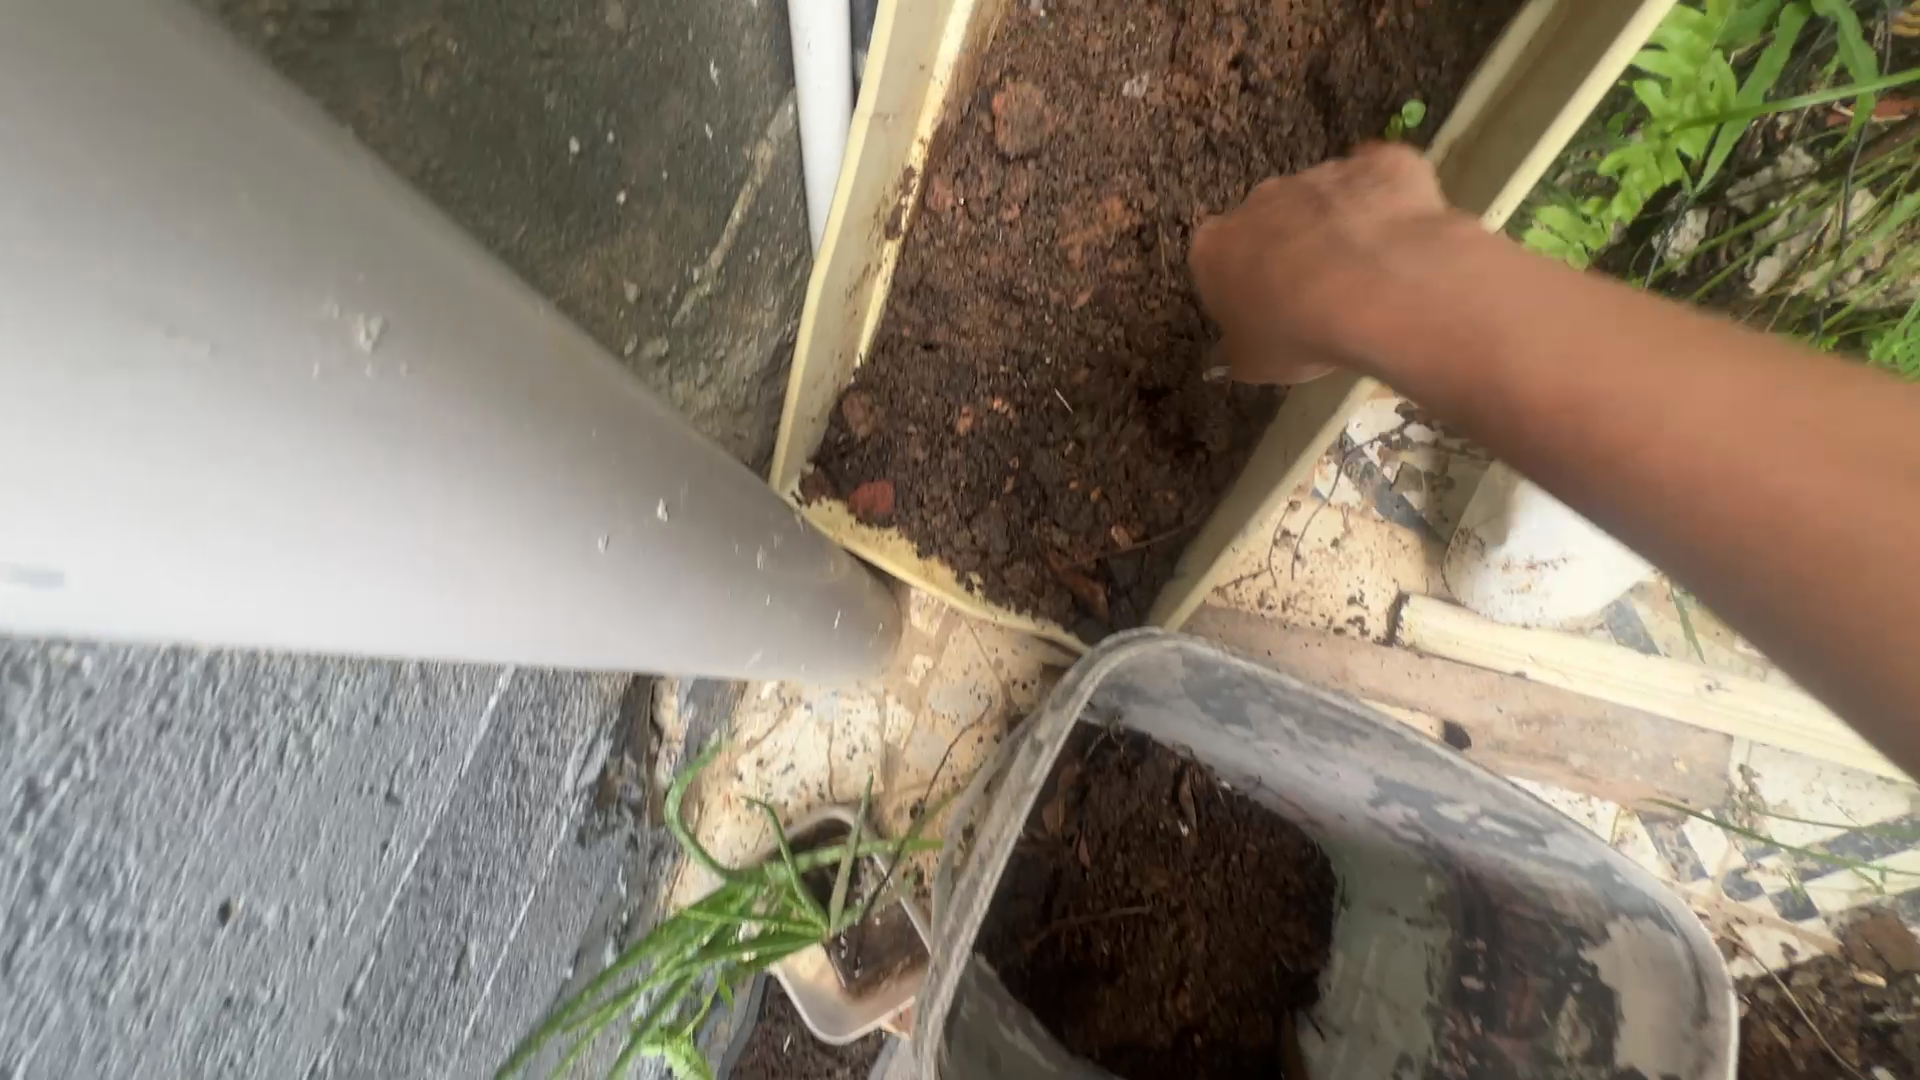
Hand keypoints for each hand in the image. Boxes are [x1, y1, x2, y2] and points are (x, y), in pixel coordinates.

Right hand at [1189, 143, 1460, 383]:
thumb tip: (1221, 359)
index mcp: (1214, 249)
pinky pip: (1377, 179)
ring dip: (1333, 226)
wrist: (1378, 289)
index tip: (1257, 310)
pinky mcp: (1378, 163)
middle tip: (1309, 293)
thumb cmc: (1294, 332)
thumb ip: (1232, 355)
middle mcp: (1258, 201)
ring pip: (1321, 199)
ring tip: (1361, 272)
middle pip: (1265, 222)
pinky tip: (1398, 235)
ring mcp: (1319, 176)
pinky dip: (1384, 202)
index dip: (1236, 286)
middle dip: (1282, 248)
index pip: (1213, 262)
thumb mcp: (1252, 364)